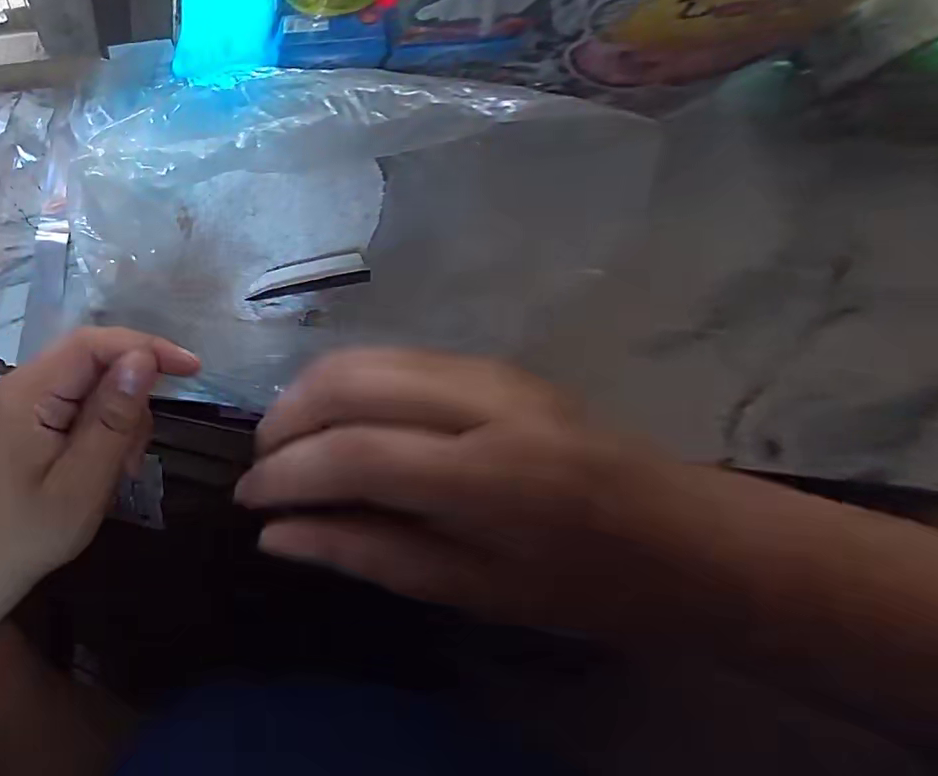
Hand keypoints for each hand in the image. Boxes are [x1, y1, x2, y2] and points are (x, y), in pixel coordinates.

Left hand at [0, 327, 200, 599]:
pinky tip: (104, 460)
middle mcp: (20, 381)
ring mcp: (22, 394)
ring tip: (119, 467)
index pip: (89, 345)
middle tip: (138, 449)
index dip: (142, 346)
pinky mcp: (28, 409)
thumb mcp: (84, 481)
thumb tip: (142, 359)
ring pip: (89, 377)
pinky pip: (77, 396)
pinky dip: (102, 421)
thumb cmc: (34, 529)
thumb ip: (112, 418)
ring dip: (118, 413)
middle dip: (129, 391)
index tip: (190, 368)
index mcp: (26, 393)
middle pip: (90, 356)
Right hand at [233, 348, 720, 639]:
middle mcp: (483, 402)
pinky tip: (330, 421)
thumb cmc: (592, 585)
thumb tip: (273, 537)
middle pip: (341, 383)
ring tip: (287, 443)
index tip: (247, 498)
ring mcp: (481, 368)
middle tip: (264, 467)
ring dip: (300, 397)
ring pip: (351, 358)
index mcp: (495, 476)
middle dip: (281, 423)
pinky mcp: (477, 357)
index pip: (354, 454)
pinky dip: (333, 384)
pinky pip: (377, 356)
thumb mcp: (475, 590)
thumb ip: (364, 554)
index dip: (285, 474)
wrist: (700, 538)